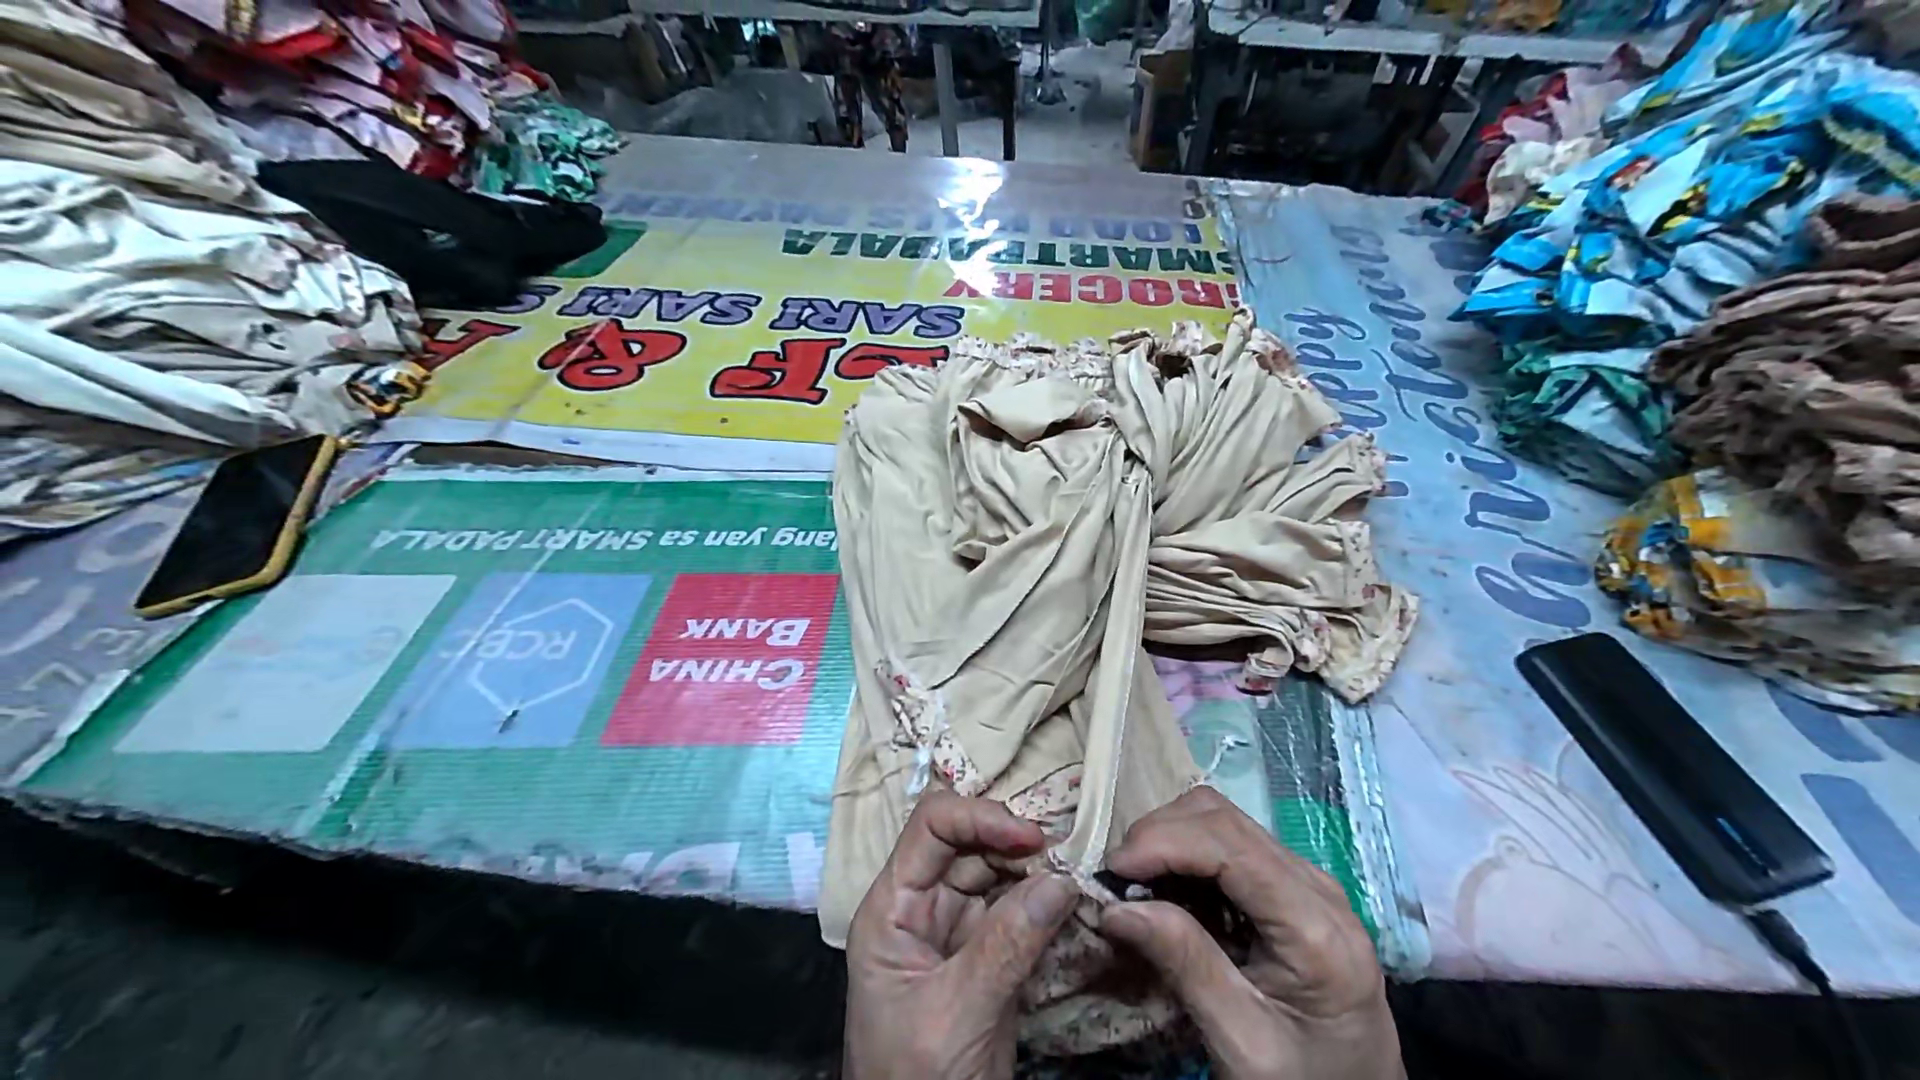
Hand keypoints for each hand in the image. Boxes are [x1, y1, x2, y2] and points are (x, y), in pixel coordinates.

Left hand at [843, 792, 1080, 1079]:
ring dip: (1035, 870)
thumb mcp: (955, 1015)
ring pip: (996, 873)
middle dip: (1016, 843)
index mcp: (894, 906)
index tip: (1030, 837)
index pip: (930, 827)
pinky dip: (1044, 902)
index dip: (978, 818)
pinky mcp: (986, 954)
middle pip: (968, 844)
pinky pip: (1016, 911)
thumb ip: (1006, 945)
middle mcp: (922, 904)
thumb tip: (1060, 881)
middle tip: (1066, 857)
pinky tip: (1070, 901)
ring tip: (1074, 875)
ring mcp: (955, 928)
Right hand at [1097, 787, 1403, 1079]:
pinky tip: (1167, 884)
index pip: (1229, 845)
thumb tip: (1113, 908)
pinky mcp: (1289, 879)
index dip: (1163, 841)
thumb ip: (1186, 967)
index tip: (1112, 869)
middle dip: (1158, 835)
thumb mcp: (1243, 1044)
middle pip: (1221, 817)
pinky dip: (1184, 847)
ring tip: (1138, 881)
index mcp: (1316, 929)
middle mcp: (1316, 886)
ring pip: (1220, 816)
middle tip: (1118, 880)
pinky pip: (1226, 837)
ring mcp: (1304, 877)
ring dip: (1168, 836)